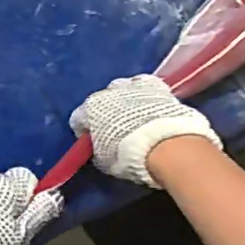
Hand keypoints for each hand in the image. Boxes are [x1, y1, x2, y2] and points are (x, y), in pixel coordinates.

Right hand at [68, 74, 221, 187]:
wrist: (166, 145)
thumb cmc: (126, 154)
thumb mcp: (103, 159)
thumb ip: (97, 149)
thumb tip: (100, 148)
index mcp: (88, 110)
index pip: (78, 119)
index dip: (85, 131)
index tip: (91, 142)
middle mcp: (107, 93)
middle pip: (101, 100)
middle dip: (105, 111)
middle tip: (114, 127)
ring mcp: (133, 88)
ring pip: (123, 87)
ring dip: (125, 98)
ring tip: (134, 113)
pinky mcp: (158, 87)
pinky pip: (147, 85)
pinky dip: (146, 94)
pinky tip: (151, 105)